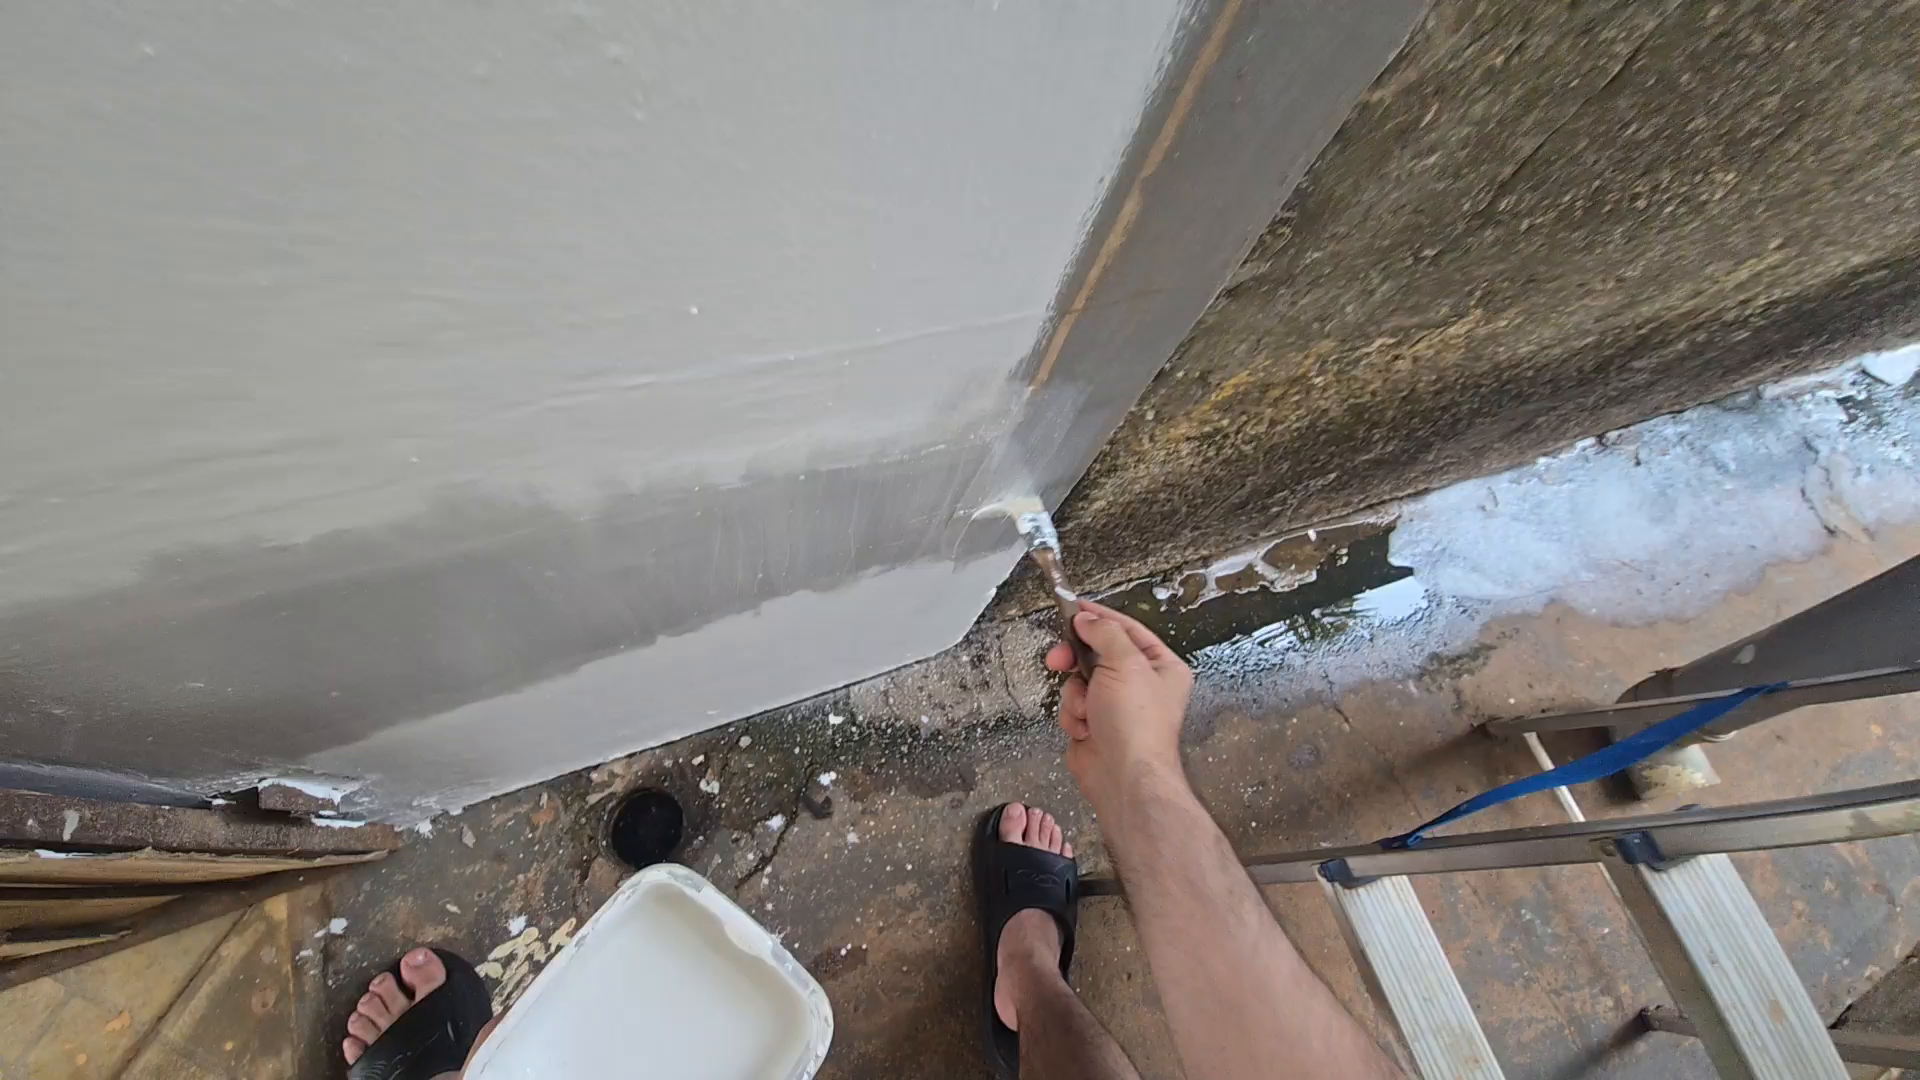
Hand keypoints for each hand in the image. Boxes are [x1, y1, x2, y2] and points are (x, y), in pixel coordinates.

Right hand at [1046, 600, 1194, 814]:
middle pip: (1097, 654)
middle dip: (1077, 659)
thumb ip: (1104, 632)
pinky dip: (1074, 715)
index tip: (1074, 607)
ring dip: (1076, 694)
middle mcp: (1140, 684)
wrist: (1123, 777)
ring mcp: (1116, 706)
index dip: (1099, 617)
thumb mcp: (1125, 663)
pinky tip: (1086, 729)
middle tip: (1059, 657)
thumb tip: (1087, 619)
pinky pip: (1072, 705)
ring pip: (1079, 681)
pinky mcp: (1095, 725)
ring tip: (1088, 710)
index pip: (1126, 629)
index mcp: (1160, 666)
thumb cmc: (1136, 723)